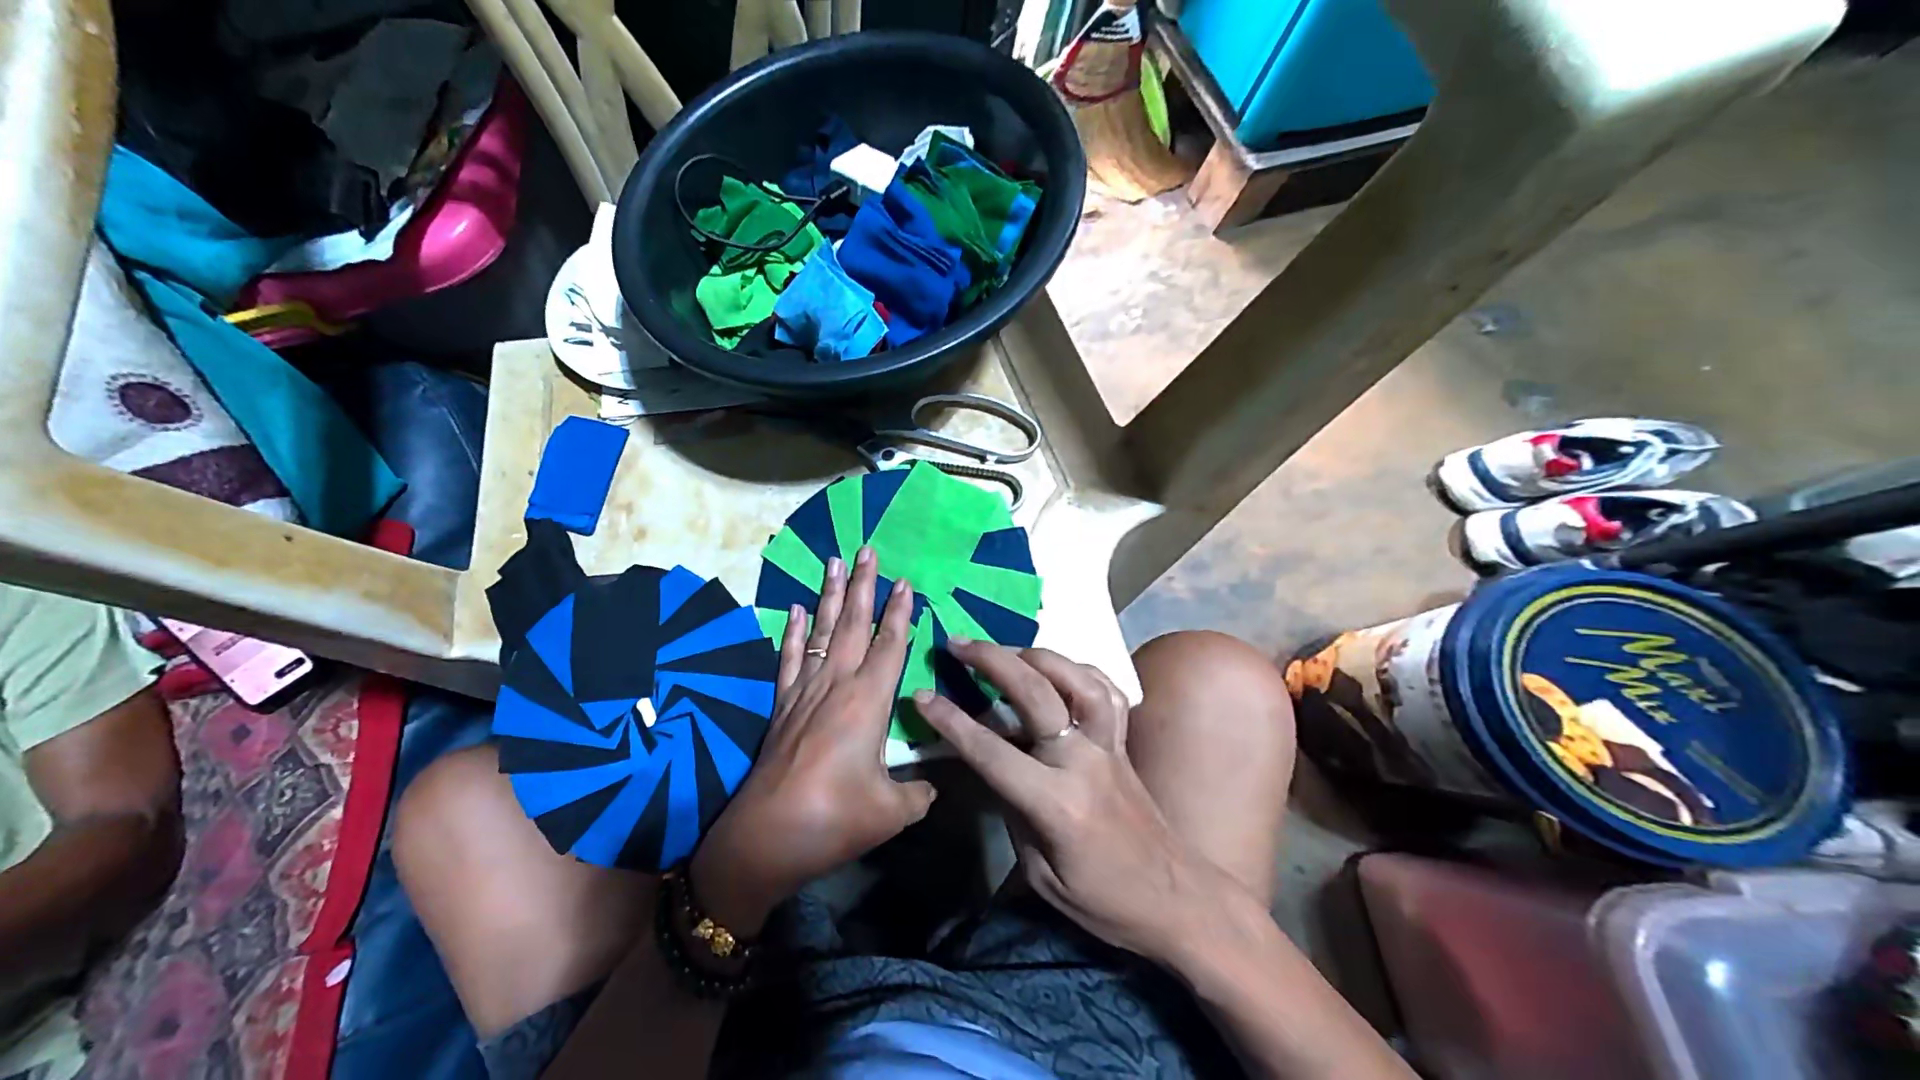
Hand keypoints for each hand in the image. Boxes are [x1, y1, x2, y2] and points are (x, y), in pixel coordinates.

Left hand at [688, 547, 934, 932]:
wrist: (766, 838)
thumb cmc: (836, 819)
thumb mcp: (892, 812)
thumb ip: (917, 793)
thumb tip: (930, 788)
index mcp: (869, 702)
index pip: (891, 646)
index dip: (900, 613)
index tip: (905, 581)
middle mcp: (837, 686)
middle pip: (854, 625)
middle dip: (864, 586)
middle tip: (868, 550)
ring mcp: (805, 693)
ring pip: (823, 633)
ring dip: (831, 597)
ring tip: (835, 562)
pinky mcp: (782, 707)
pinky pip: (790, 659)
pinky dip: (794, 634)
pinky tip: (797, 612)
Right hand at [914, 642, 1247, 963]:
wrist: (1174, 900)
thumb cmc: (1101, 900)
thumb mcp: (1039, 872)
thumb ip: (1012, 810)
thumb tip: (991, 763)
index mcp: (1055, 803)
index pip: (991, 750)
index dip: (952, 722)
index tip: (922, 695)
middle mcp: (1083, 761)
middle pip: (1036, 693)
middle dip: (992, 661)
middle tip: (958, 642)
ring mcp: (1110, 745)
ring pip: (1077, 679)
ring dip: (1038, 655)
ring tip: (1006, 648)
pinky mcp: (1125, 741)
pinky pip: (1106, 691)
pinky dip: (1079, 670)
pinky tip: (1057, 667)